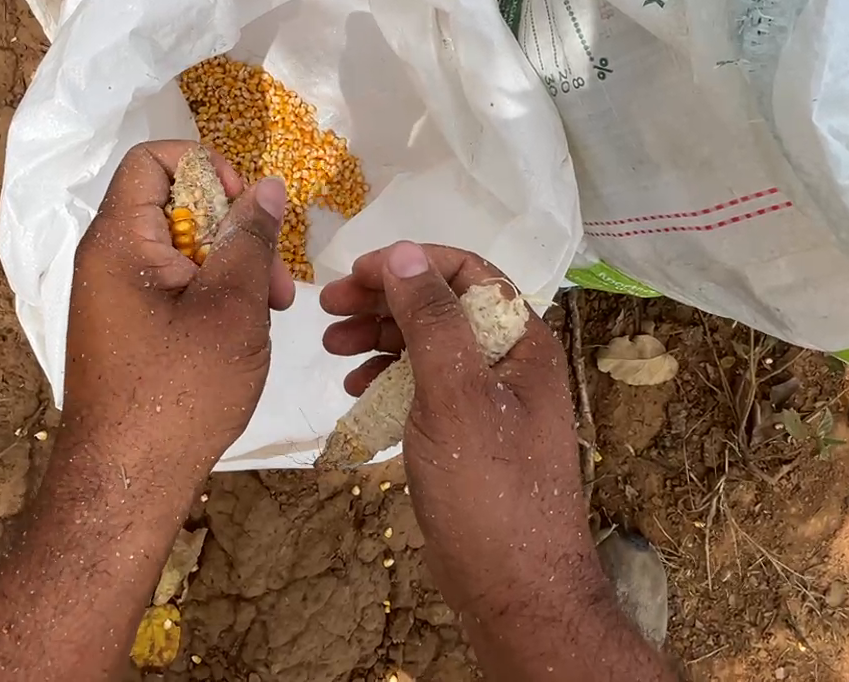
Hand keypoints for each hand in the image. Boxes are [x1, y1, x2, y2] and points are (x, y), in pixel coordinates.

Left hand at [63, 141, 293, 484]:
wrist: (126, 485)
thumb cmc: (180, 388)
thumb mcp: (231, 304)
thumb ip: (250, 236)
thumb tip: (267, 185)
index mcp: (121, 240)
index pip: (152, 160)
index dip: (206, 167)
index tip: (244, 208)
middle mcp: (109, 258)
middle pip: (176, 204)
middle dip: (235, 228)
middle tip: (273, 276)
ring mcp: (117, 295)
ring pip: (184, 248)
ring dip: (233, 265)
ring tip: (272, 305)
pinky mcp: (129, 325)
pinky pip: (175, 284)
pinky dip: (214, 293)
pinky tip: (246, 326)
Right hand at [318, 243, 604, 621]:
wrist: (515, 595)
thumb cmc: (488, 489)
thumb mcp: (455, 393)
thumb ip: (431, 319)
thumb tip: (404, 253)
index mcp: (520, 340)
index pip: (466, 272)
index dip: (409, 264)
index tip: (355, 275)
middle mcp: (507, 360)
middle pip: (440, 306)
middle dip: (384, 301)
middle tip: (328, 307)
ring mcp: (487, 397)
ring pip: (427, 345)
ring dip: (379, 338)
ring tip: (332, 345)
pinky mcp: (466, 431)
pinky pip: (423, 385)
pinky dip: (388, 377)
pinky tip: (356, 386)